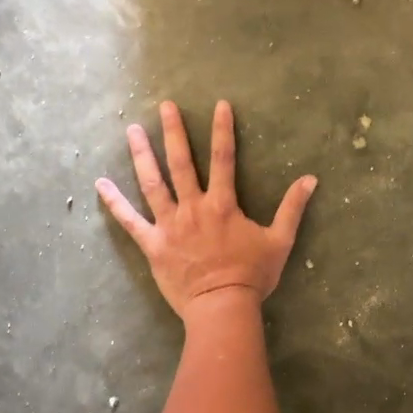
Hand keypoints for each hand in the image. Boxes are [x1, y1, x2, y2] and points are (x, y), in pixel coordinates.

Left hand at [96, 100, 316, 317]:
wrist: (222, 307)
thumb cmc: (252, 275)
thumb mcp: (280, 240)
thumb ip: (293, 208)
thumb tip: (311, 179)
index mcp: (223, 204)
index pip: (224, 158)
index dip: (222, 130)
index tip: (219, 105)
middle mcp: (193, 207)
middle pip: (182, 162)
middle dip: (174, 131)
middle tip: (165, 106)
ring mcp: (169, 225)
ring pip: (153, 183)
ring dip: (142, 155)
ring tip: (133, 130)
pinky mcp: (153, 244)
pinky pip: (130, 221)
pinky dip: (114, 202)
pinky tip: (101, 183)